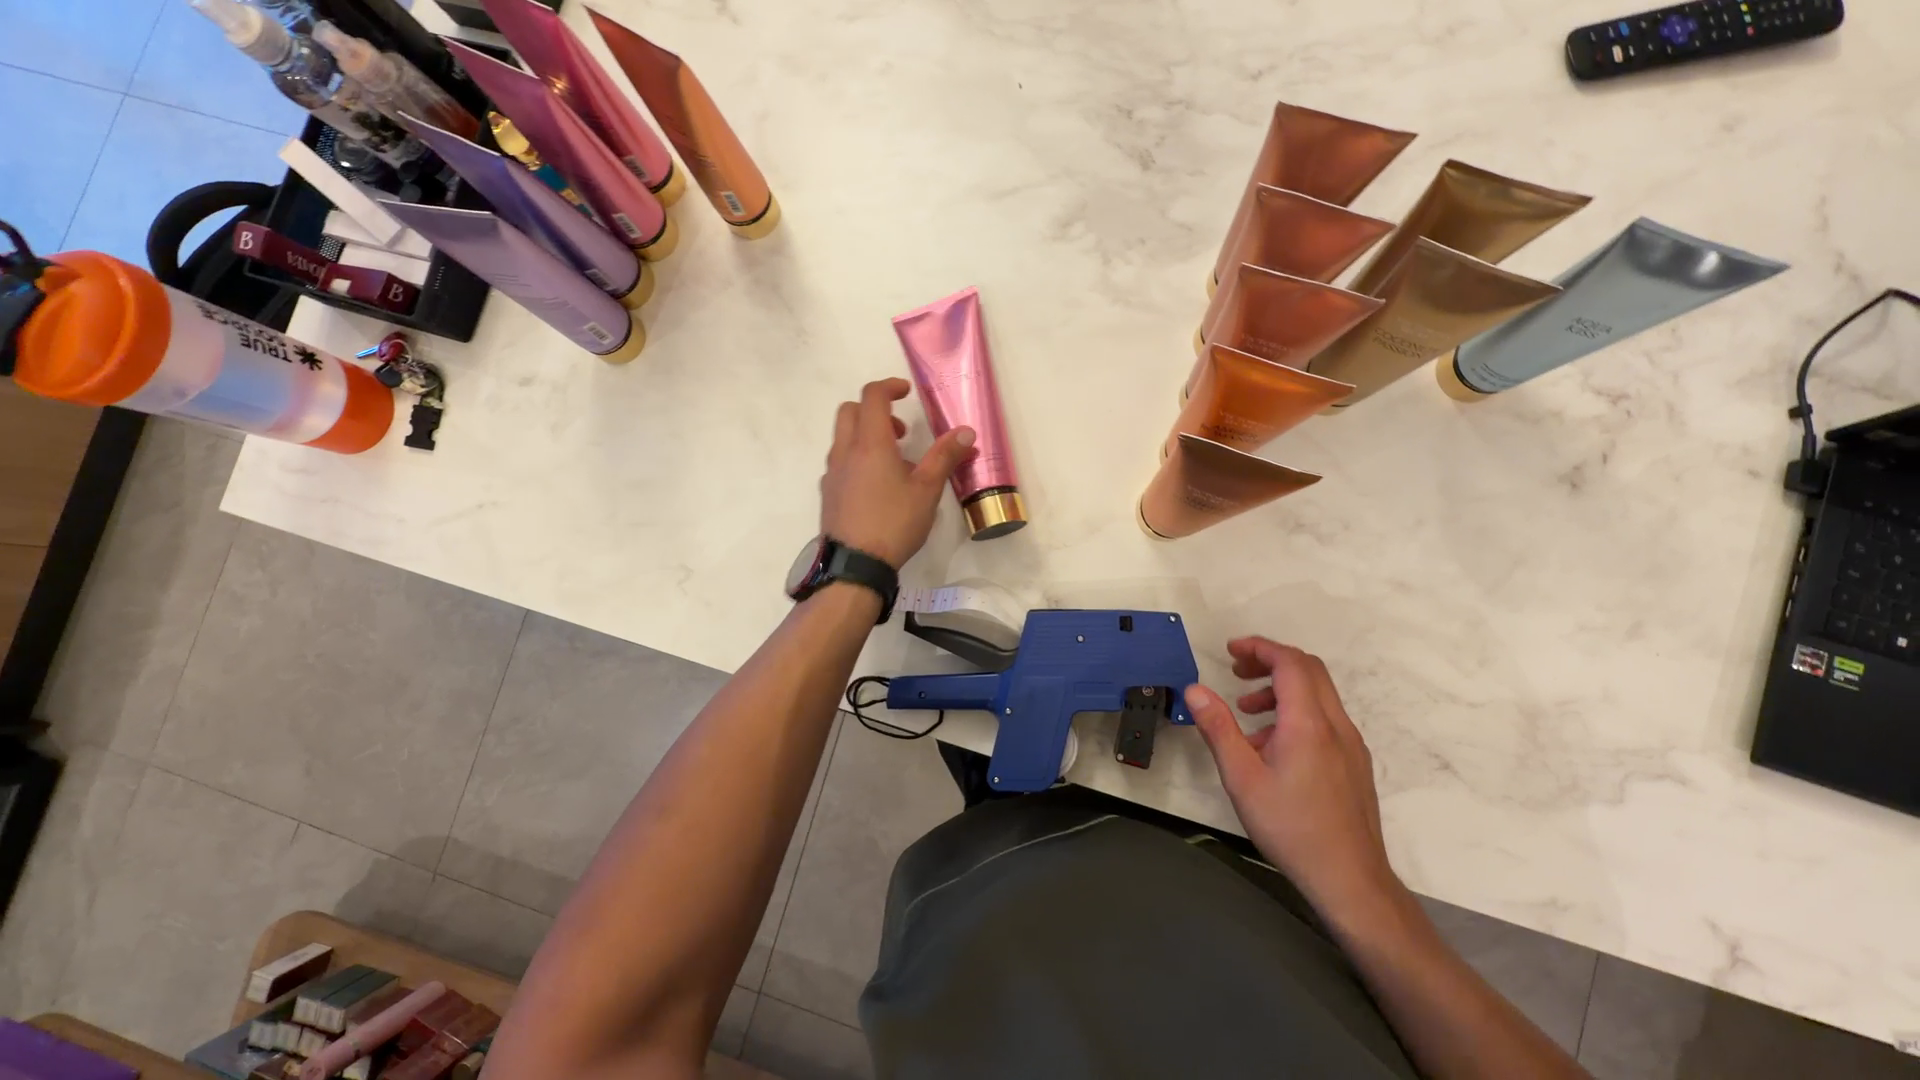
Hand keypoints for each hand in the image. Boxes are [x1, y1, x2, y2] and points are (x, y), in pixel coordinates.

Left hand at [820, 378, 974, 567]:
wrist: (855, 564)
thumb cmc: (894, 523)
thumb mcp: (927, 490)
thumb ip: (945, 456)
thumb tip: (966, 432)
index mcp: (870, 443)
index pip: (872, 396)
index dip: (890, 386)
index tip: (907, 392)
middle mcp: (845, 452)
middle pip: (850, 411)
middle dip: (875, 410)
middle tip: (901, 431)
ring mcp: (832, 473)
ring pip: (843, 437)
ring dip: (866, 436)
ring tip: (896, 464)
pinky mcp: (829, 493)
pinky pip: (841, 462)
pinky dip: (857, 459)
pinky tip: (878, 486)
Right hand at [1186, 638, 1397, 912]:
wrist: (1349, 877)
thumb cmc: (1290, 827)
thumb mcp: (1241, 778)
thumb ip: (1218, 729)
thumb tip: (1195, 689)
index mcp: (1308, 723)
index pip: (1290, 663)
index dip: (1260, 648)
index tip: (1231, 651)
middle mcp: (1336, 725)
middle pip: (1309, 671)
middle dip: (1270, 662)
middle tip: (1236, 672)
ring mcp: (1351, 744)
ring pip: (1319, 695)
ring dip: (1282, 690)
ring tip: (1246, 714)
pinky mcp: (1355, 763)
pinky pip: (1325, 720)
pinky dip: (1296, 714)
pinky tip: (1272, 748)